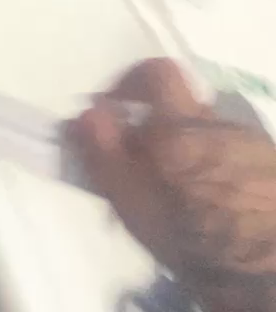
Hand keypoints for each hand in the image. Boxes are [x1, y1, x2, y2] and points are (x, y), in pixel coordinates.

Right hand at [67, 59, 275, 311]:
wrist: (263, 278)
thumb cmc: (183, 228)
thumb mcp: (120, 187)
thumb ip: (98, 140)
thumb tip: (92, 108)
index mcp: (182, 125)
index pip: (160, 72)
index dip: (134, 80)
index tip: (119, 106)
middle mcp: (230, 131)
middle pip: (193, 110)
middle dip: (170, 126)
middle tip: (156, 159)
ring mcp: (267, 156)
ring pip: (223, 137)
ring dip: (204, 150)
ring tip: (193, 185)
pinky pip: (250, 161)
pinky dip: (233, 172)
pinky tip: (225, 202)